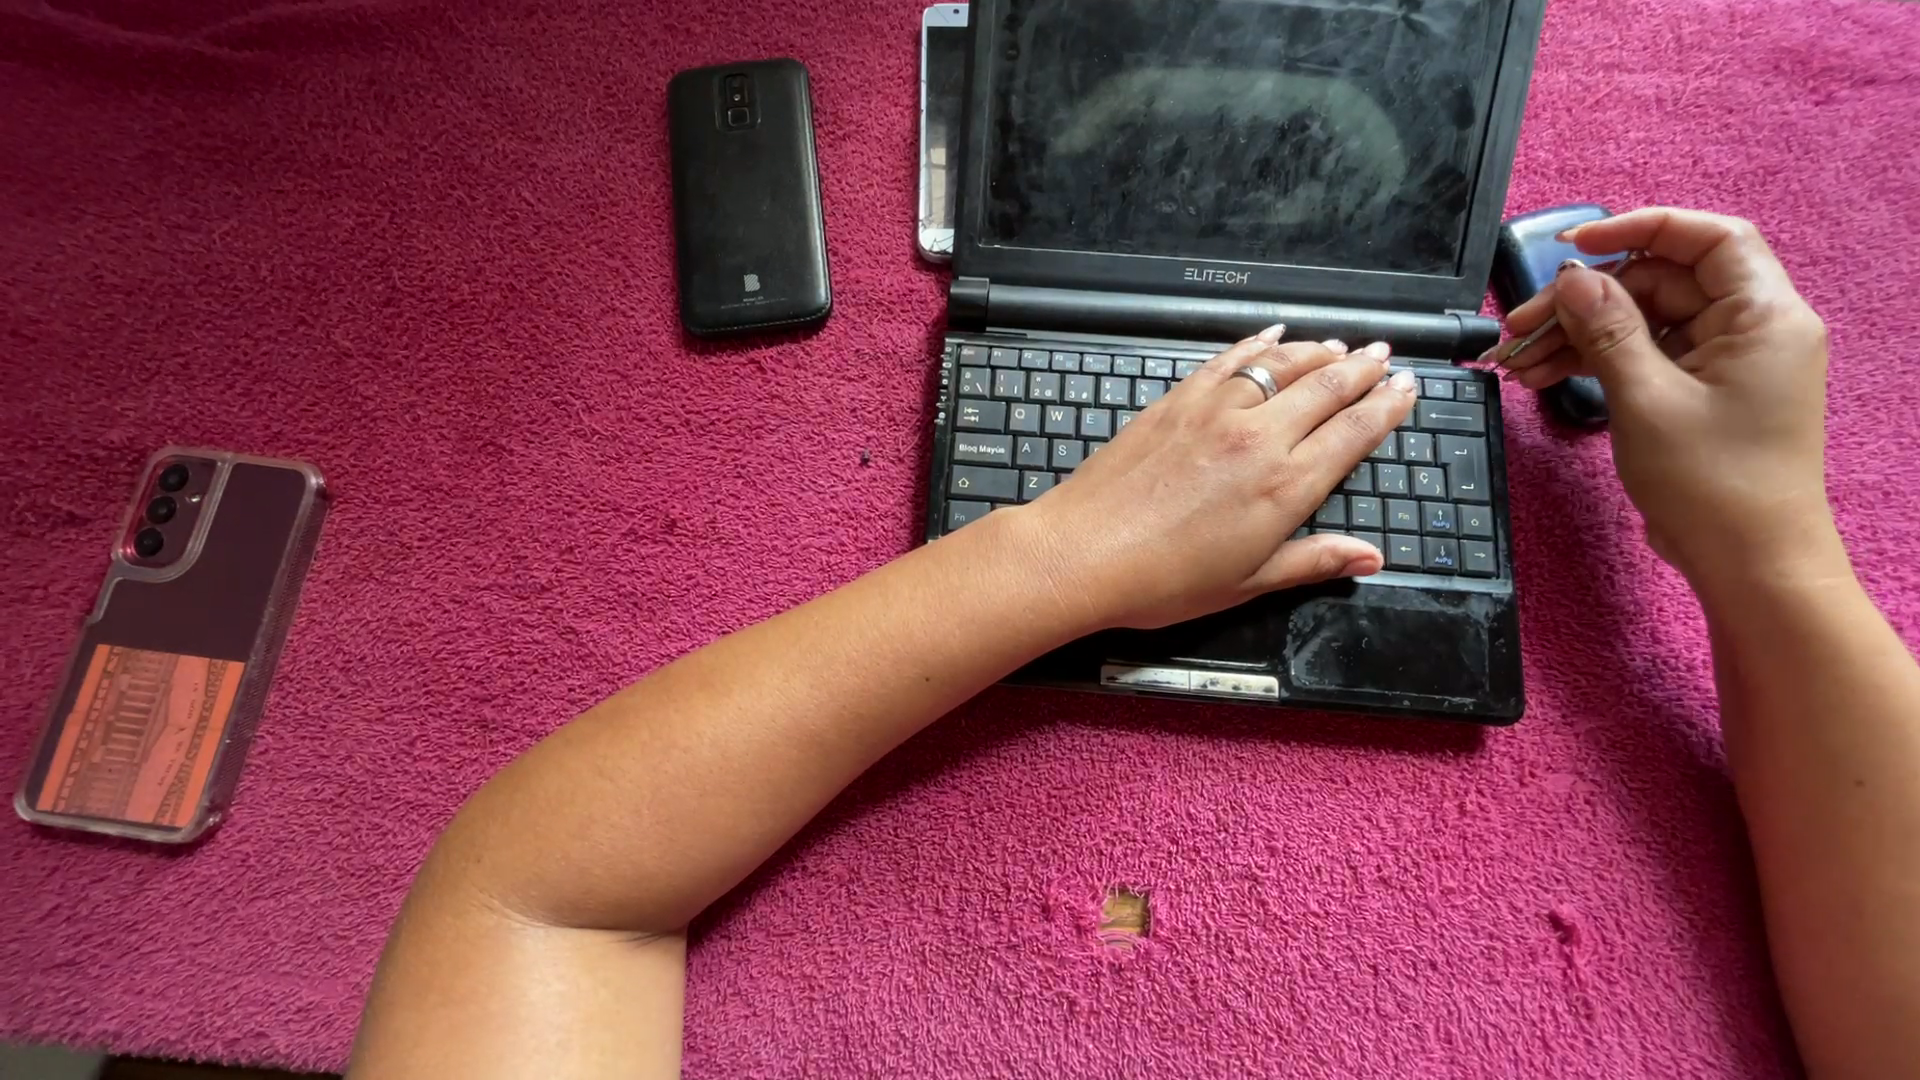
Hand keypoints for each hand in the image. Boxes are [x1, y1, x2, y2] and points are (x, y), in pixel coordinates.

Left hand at [1013, 327, 1416, 629]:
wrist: (1083, 553)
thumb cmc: (1163, 580)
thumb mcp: (1246, 583)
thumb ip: (1311, 562)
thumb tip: (1371, 558)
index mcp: (1285, 486)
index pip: (1355, 433)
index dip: (1388, 407)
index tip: (1407, 387)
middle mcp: (1258, 437)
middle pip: (1326, 387)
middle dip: (1363, 368)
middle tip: (1384, 355)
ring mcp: (1213, 411)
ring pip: (1280, 365)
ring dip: (1316, 351)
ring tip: (1340, 345)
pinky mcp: (1174, 402)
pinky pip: (1226, 361)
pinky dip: (1254, 344)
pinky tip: (1270, 335)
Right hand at [1490, 207, 1839, 594]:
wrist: (1742, 551)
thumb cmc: (1708, 476)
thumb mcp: (1646, 399)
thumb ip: (1609, 331)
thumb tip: (1575, 278)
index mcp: (1762, 316)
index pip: (1707, 240)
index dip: (1639, 229)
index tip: (1570, 247)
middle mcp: (1747, 327)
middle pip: (1656, 284)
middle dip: (1582, 302)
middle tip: (1516, 330)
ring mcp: (1718, 360)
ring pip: (1637, 322)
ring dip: (1573, 336)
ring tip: (1515, 364)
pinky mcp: (1692, 389)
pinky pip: (1636, 355)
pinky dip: (1588, 362)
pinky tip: (1540, 378)